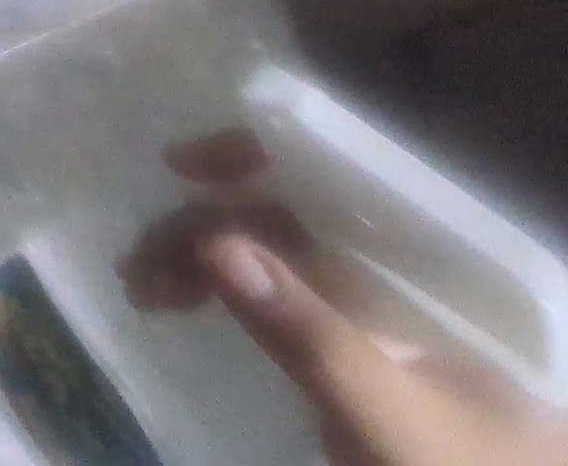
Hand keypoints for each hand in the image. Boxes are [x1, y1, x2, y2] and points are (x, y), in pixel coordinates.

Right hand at [124, 130, 567, 465]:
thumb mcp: (391, 418)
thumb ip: (314, 339)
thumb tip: (215, 244)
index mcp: (438, 266)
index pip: (338, 177)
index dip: (257, 158)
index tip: (181, 166)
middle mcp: (399, 269)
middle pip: (279, 214)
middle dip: (197, 228)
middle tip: (138, 263)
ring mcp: (367, 305)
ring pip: (259, 248)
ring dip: (186, 257)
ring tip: (137, 288)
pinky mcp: (340, 339)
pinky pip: (259, 288)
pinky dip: (205, 286)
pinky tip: (166, 300)